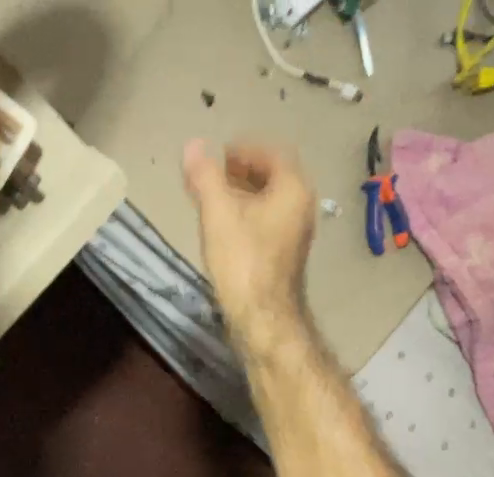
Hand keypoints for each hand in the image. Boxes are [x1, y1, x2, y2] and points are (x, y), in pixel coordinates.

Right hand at [182, 139, 316, 351]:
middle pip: (274, 176)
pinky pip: (268, 220)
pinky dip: (248, 213)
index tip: (219, 153)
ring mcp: (296, 231)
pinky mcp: (285, 253)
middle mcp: (301, 205)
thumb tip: (192, 145)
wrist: (261, 315)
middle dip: (243, 170)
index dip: (245, 149)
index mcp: (292, 188)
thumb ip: (205, 178)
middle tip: (214, 173)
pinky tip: (226, 226)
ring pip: (270, 200)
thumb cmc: (242, 261)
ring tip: (214, 198)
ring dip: (244, 193)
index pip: (273, 153)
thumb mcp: (218, 215)